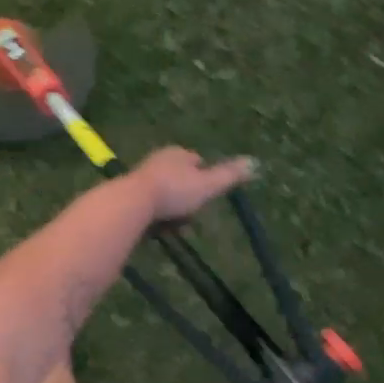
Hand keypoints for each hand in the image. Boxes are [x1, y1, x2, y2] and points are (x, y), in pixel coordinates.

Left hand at [126, 147, 254, 220]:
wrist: (131, 203)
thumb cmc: (174, 192)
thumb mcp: (207, 185)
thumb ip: (229, 175)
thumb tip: (255, 162)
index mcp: (176, 153)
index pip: (196, 161)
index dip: (205, 177)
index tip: (208, 195)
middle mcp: (158, 160)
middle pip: (180, 179)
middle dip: (187, 198)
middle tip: (191, 216)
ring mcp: (141, 178)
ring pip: (165, 195)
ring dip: (172, 211)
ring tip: (175, 226)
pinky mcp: (128, 195)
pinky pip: (150, 207)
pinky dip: (157, 217)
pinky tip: (159, 229)